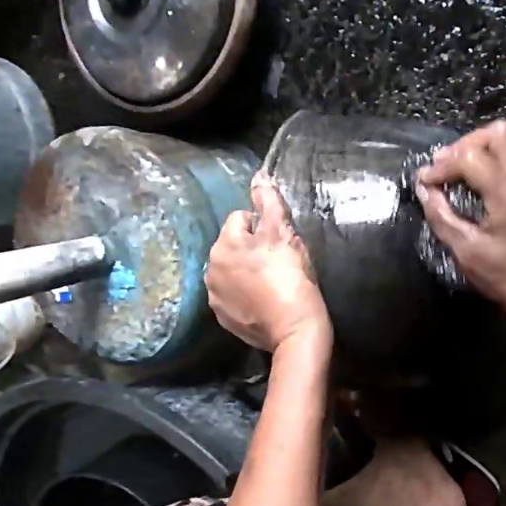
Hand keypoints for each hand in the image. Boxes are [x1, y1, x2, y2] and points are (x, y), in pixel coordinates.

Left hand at [206, 173, 331, 352]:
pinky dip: (247, 294)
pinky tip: (266, 300)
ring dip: (249, 271)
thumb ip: (268, 201)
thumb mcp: (283, 233)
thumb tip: (258, 176)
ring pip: (234, 270)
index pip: (242, 218)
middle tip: (279, 262)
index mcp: (222, 245)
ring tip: (273, 282)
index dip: (265, 226)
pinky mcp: (224, 318)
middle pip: (235, 245)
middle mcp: (211, 269)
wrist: (294, 329)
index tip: (281, 243)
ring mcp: (216, 297)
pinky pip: (235, 295)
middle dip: (254, 249)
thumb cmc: (289, 276)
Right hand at [415, 119, 505, 316]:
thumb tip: (423, 189)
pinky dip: (497, 150)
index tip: (426, 182)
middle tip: (447, 167)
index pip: (471, 157)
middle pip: (498, 133)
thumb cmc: (501, 274)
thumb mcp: (464, 250)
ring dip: (483, 143)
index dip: (443, 166)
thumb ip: (441, 215)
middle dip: (465, 144)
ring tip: (463, 165)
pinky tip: (480, 171)